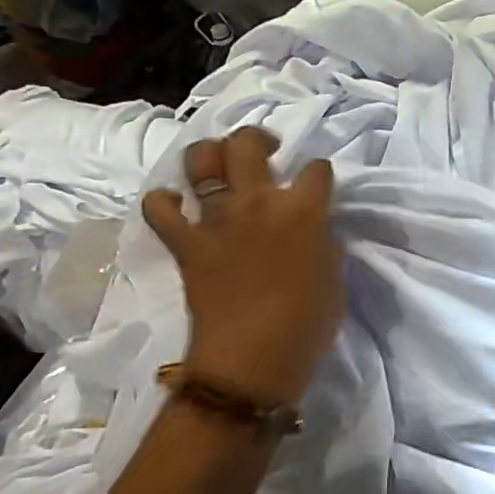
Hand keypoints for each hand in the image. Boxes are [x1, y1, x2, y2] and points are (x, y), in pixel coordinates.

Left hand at [142, 128, 342, 407]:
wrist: (255, 355)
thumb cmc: (310, 318)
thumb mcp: (333, 269)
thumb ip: (322, 236)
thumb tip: (311, 225)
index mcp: (304, 208)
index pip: (317, 169)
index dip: (319, 173)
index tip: (318, 184)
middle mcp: (258, 201)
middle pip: (248, 144)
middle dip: (257, 138)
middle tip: (266, 150)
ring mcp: (217, 219)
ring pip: (201, 161)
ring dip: (209, 154)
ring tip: (219, 164)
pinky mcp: (186, 244)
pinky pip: (161, 210)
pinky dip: (164, 202)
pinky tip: (176, 204)